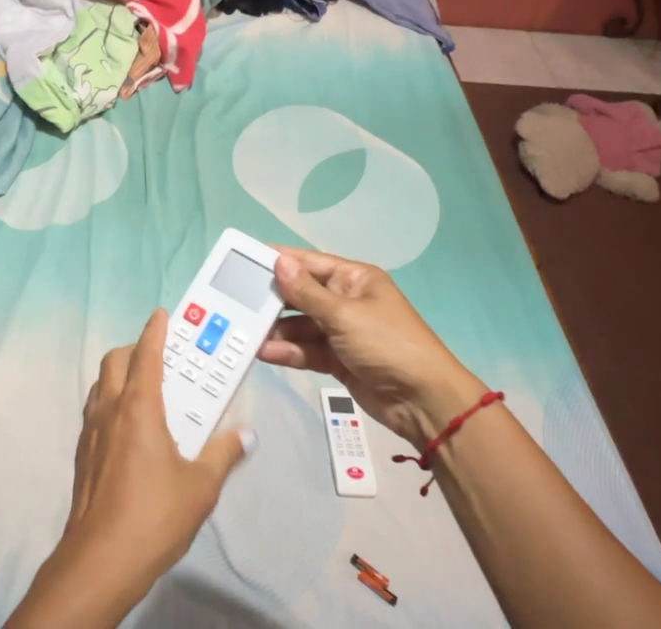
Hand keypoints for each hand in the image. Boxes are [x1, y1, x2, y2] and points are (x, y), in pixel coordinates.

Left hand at [8, 310, 252, 626]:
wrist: (100, 560)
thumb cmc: (154, 515)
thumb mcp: (201, 486)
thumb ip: (224, 454)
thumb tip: (246, 434)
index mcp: (138, 408)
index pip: (146, 354)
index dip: (155, 331)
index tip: (161, 314)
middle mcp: (110, 411)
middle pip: (115, 361)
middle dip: (135, 350)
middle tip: (161, 356)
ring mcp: (90, 433)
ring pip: (101, 386)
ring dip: (120, 376)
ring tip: (148, 390)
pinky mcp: (83, 456)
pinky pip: (96, 412)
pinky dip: (112, 404)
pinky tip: (131, 431)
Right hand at [259, 247, 487, 448]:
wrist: (423, 400)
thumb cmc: (388, 344)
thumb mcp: (345, 315)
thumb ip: (307, 293)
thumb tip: (279, 263)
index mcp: (354, 279)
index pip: (310, 264)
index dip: (279, 261)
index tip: (245, 259)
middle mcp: (346, 301)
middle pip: (302, 295)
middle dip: (273, 300)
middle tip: (237, 301)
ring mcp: (342, 332)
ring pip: (301, 325)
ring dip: (277, 331)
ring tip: (246, 334)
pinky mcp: (338, 359)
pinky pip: (307, 350)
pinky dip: (288, 351)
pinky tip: (265, 353)